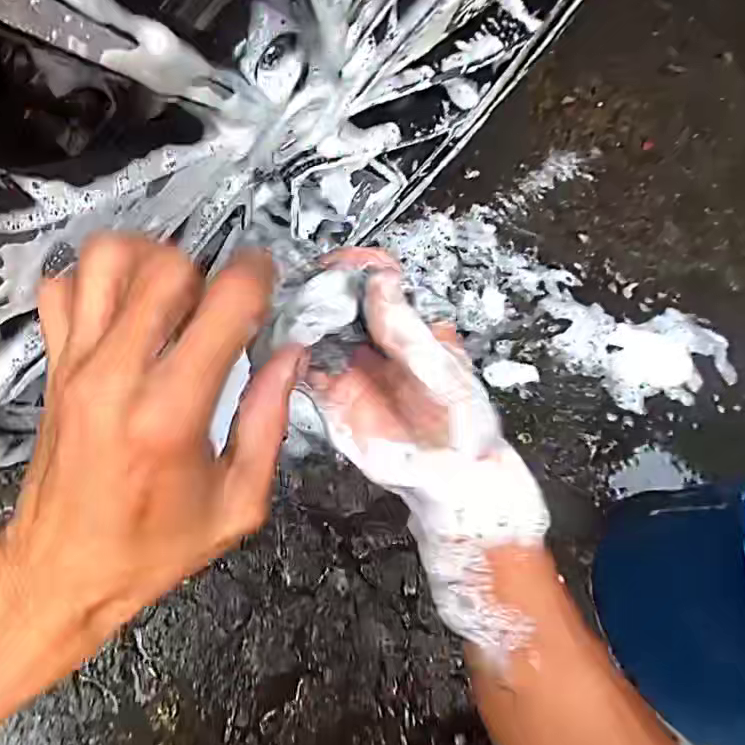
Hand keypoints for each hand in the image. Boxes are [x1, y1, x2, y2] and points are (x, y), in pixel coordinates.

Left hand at [0, 234, 306, 640]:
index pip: (225, 305)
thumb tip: (287, 356)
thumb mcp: (236, 503)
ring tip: (172, 291)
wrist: (60, 571)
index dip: (257, 276)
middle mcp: (118, 376)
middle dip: (208, 270)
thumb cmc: (150, 548)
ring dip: (150, 259)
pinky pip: (61, 286)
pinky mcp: (52, 365)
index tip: (266, 282)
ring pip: (106, 259)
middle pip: (167, 267)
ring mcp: (76, 364)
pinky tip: (123, 307)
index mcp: (172, 414)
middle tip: (220, 302)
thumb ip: (269, 422)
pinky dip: (94, 279)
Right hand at [301, 249, 547, 654]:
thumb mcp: (442, 370)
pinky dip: (287, 358)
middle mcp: (373, 345)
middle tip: (301, 286)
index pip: (375, 282)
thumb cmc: (463, 426)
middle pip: (336, 302)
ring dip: (298, 320)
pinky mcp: (330, 399)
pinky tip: (281, 348)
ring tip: (284, 311)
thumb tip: (381, 281)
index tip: (339, 263)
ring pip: (314, 333)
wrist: (452, 482)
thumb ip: (406, 328)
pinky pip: (301, 372)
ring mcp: (349, 371)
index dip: (355, 266)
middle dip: (317, 289)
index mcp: (406, 328)